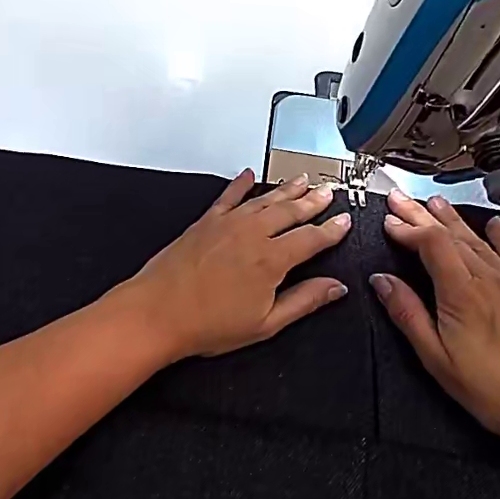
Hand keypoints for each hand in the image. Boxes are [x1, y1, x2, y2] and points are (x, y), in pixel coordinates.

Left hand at [115, 171, 350, 361]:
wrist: (156, 314)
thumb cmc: (206, 323)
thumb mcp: (265, 323)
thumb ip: (304, 301)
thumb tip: (335, 289)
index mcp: (271, 259)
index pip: (312, 238)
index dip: (332, 229)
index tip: (343, 221)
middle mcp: (252, 234)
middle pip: (292, 211)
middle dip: (313, 200)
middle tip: (328, 192)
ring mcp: (228, 224)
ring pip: (266, 200)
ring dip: (287, 189)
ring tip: (303, 180)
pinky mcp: (206, 222)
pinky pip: (229, 196)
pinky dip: (241, 184)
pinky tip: (248, 175)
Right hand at [370, 190, 499, 456]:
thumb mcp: (439, 361)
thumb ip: (408, 315)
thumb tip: (383, 283)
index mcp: (462, 294)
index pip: (430, 243)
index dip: (407, 228)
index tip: (390, 221)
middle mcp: (489, 280)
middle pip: (450, 234)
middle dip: (421, 214)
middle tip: (402, 200)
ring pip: (478, 240)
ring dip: (453, 219)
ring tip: (435, 203)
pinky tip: (496, 226)